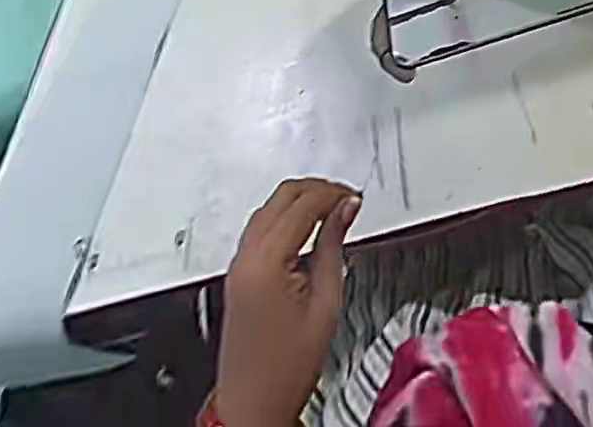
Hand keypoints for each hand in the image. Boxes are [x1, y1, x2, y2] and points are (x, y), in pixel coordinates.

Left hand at [216, 179, 360, 426]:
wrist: (252, 408)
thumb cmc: (286, 369)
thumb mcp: (326, 302)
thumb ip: (334, 246)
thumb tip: (345, 210)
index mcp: (267, 262)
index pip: (304, 204)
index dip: (334, 194)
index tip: (354, 198)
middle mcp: (246, 258)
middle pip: (283, 195)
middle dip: (318, 189)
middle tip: (346, 198)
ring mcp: (238, 264)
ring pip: (270, 206)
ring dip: (301, 199)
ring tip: (332, 208)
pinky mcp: (238, 273)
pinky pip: (261, 226)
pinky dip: (286, 215)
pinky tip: (308, 225)